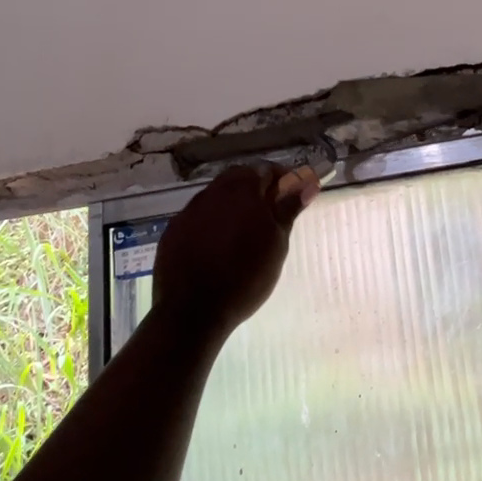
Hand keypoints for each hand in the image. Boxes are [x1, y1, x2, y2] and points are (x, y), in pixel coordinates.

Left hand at [151, 163, 318, 336]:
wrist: (192, 311)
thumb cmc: (246, 278)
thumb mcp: (277, 244)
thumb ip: (289, 209)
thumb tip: (308, 183)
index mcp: (243, 192)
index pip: (265, 169)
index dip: (281, 178)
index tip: (292, 194)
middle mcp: (214, 194)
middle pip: (238, 177)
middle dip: (256, 187)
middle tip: (270, 211)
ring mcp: (190, 211)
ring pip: (216, 195)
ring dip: (233, 203)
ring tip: (244, 230)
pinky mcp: (173, 230)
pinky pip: (198, 215)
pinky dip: (212, 220)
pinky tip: (218, 244)